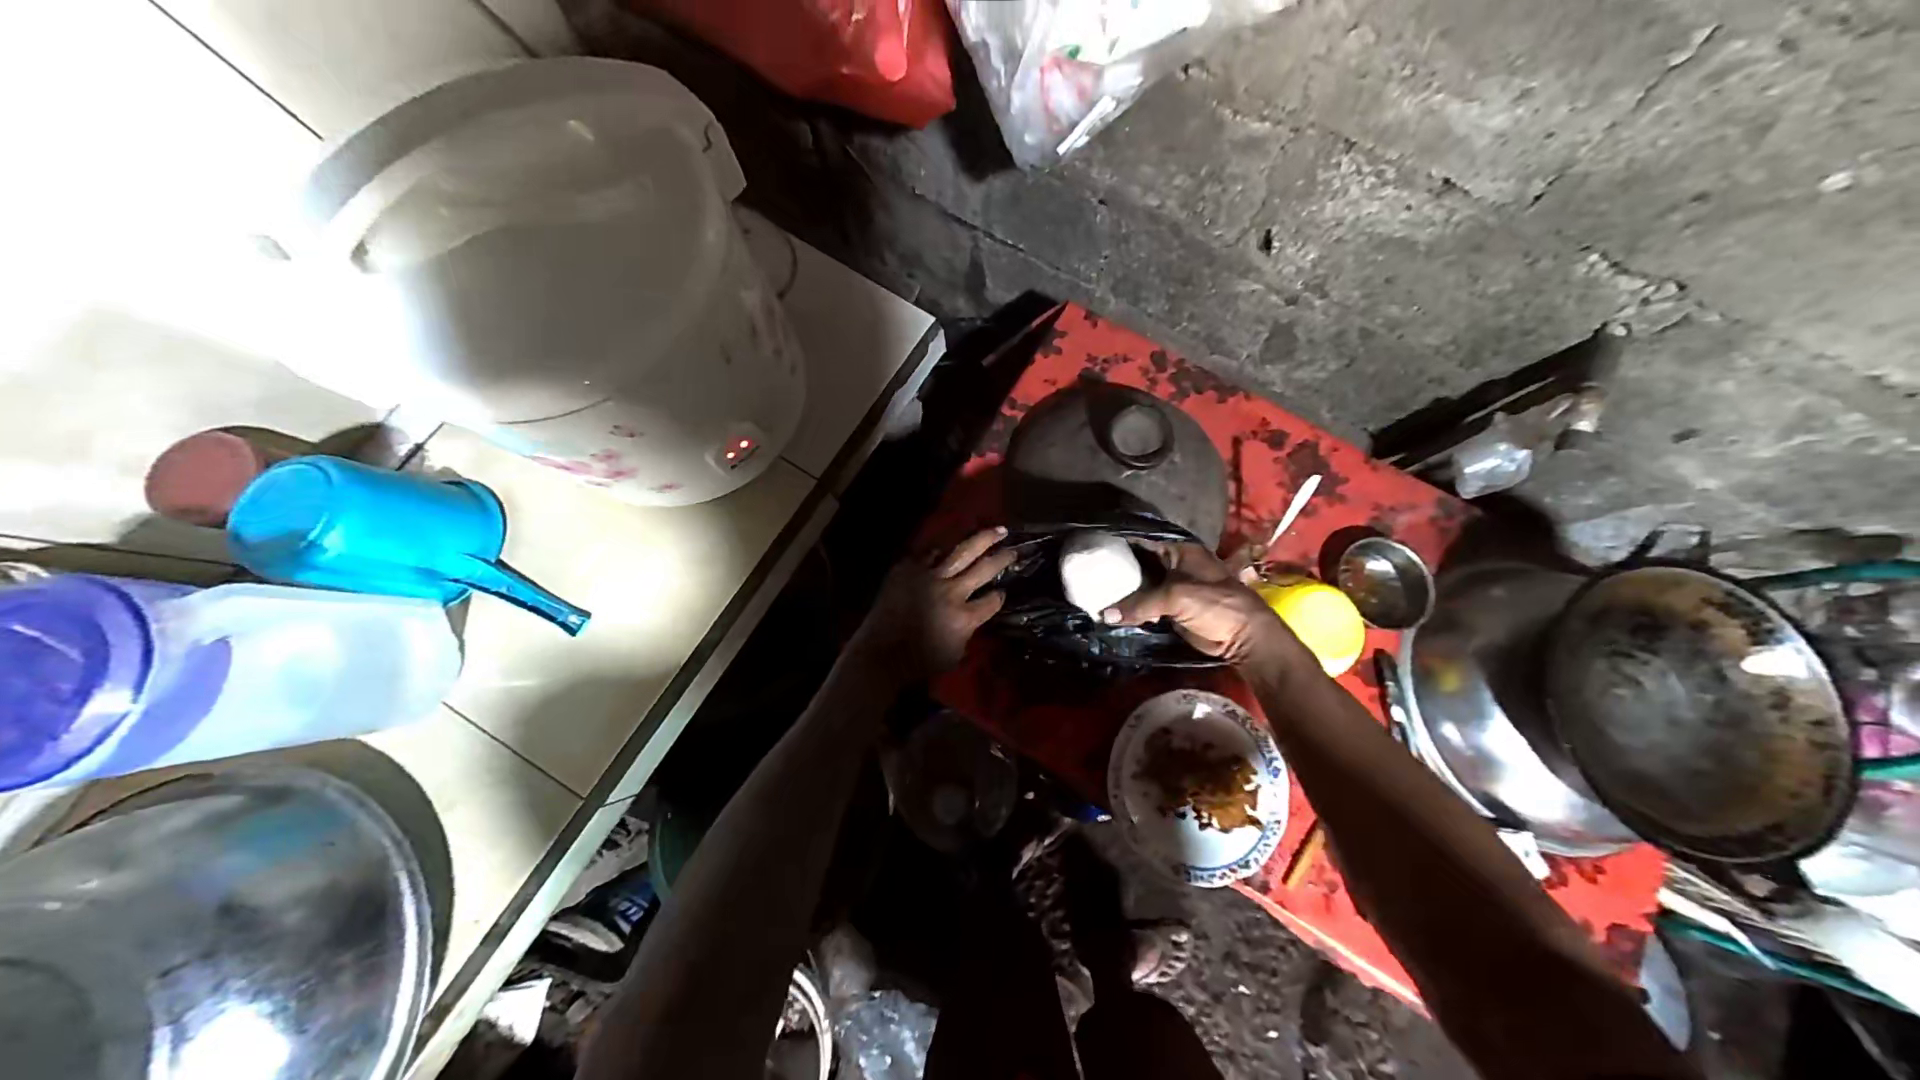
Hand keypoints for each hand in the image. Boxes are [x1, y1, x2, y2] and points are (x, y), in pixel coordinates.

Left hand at [847, 527, 1016, 683]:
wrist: (880, 653)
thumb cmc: (918, 662)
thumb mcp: (955, 654)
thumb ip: (967, 632)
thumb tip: (971, 618)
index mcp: (965, 617)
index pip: (993, 600)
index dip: (999, 597)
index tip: (1001, 593)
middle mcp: (952, 592)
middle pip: (984, 568)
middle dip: (1002, 558)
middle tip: (1014, 549)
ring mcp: (929, 576)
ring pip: (962, 551)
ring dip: (983, 539)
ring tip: (998, 530)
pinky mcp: (908, 569)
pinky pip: (929, 554)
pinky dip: (940, 552)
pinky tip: (947, 549)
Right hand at [1100, 541, 1309, 672]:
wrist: (1244, 638)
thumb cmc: (1216, 605)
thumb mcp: (1175, 597)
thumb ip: (1139, 604)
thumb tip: (1104, 615)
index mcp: (1180, 551)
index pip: (1143, 540)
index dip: (1120, 542)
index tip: (1094, 546)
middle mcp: (1175, 565)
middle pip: (1139, 563)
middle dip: (1116, 568)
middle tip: (1087, 571)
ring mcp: (1173, 587)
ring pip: (1141, 586)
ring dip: (1122, 591)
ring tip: (1092, 589)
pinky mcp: (1172, 609)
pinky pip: (1145, 605)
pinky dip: (1131, 608)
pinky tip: (1110, 609)